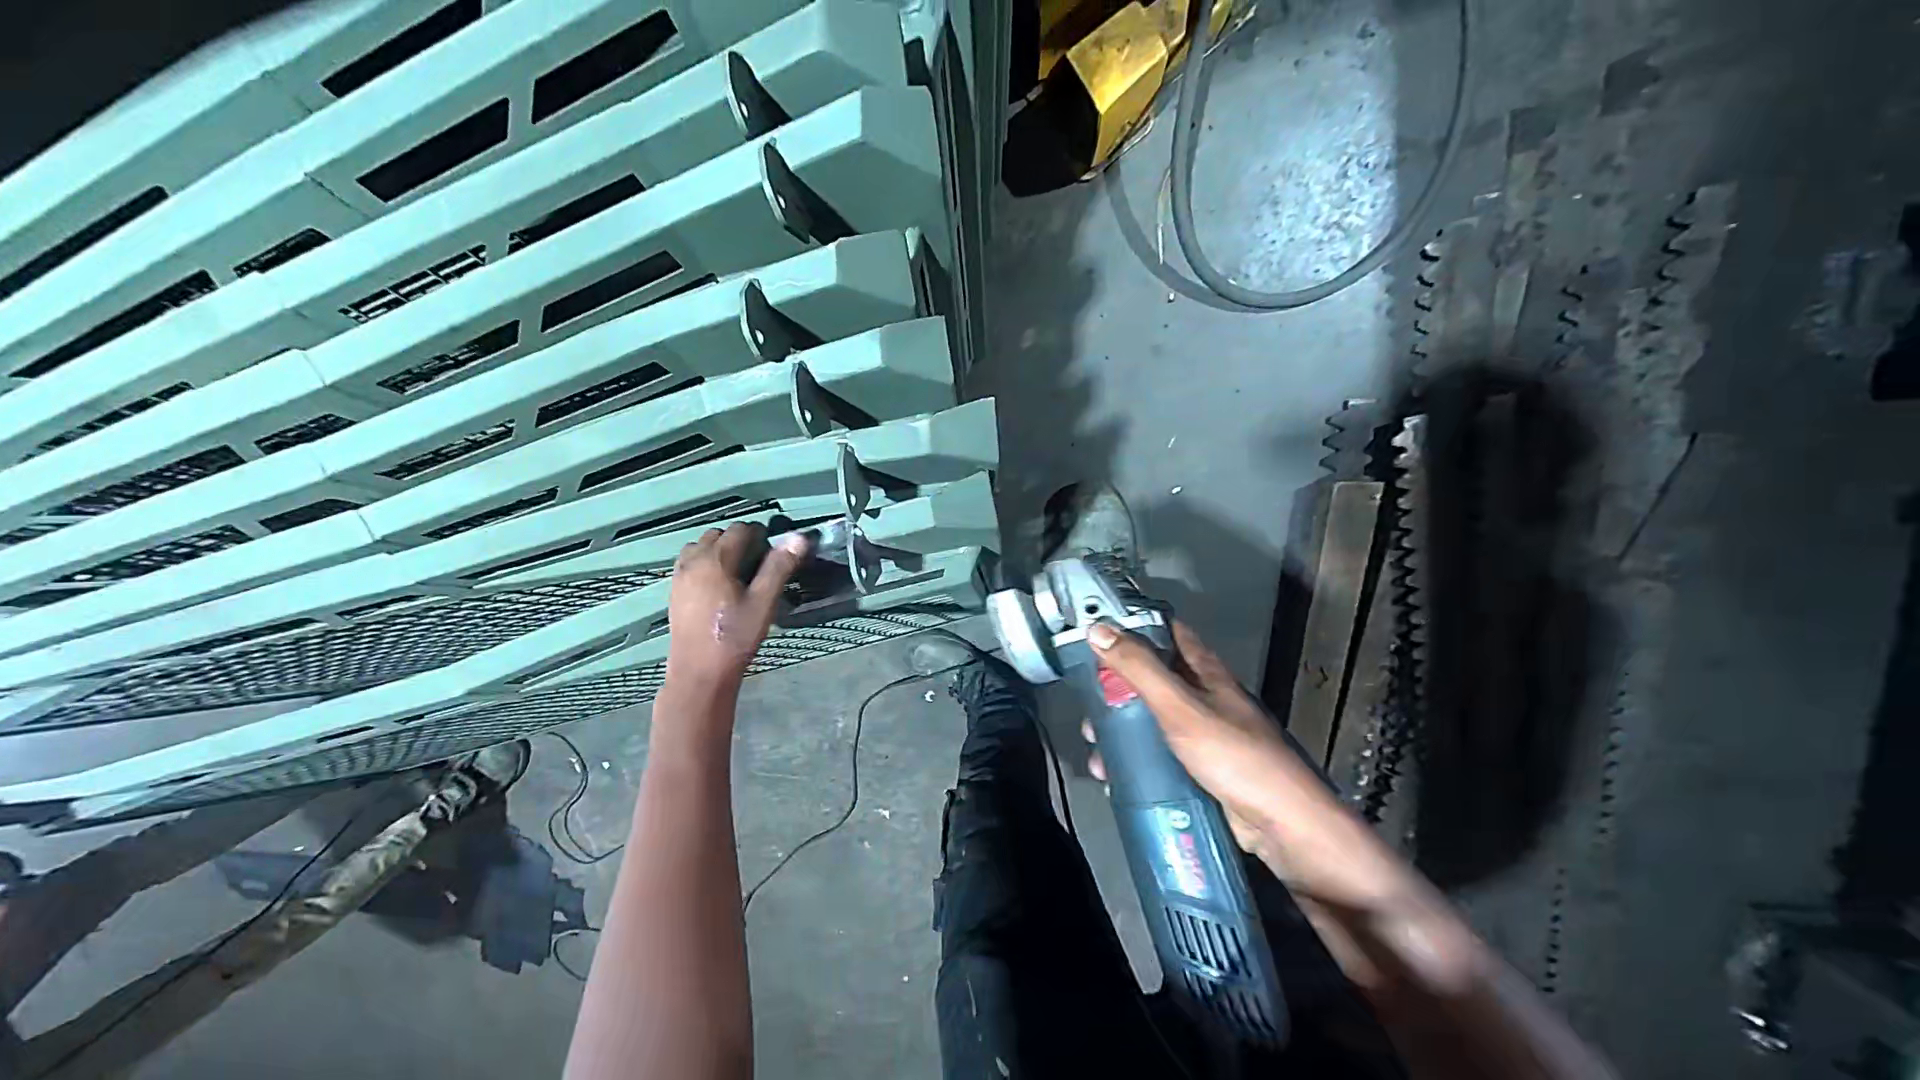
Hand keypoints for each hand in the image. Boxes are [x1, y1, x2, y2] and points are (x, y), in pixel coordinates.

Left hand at [664, 522, 808, 696]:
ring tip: (738, 573)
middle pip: (718, 534)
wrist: (699, 672)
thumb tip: (798, 538)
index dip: (760, 535)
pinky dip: (706, 563)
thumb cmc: (735, 637)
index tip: (774, 552)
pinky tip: (719, 586)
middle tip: (759, 564)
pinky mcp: (675, 591)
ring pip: (701, 547)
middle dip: (740, 541)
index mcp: (715, 559)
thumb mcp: (764, 602)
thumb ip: (779, 567)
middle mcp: (693, 561)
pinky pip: (690, 562)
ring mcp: (679, 576)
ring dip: (720, 550)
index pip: (740, 529)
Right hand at [1085, 621, 1432, 970]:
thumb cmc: (1234, 756)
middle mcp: (1205, 697)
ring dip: (1122, 730)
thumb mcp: (1180, 707)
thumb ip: (1140, 668)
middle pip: (1154, 678)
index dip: (1135, 625)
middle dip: (1118, 687)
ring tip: (1096, 747)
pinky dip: (1136, 760)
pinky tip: (1116, 774)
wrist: (1282, 825)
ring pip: (1153, 720)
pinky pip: (1159, 755)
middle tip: (1089, 701)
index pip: (1168, 631)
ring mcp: (1203, 734)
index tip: (1098, 632)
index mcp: (1206, 672)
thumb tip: (1099, 629)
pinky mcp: (1199, 768)